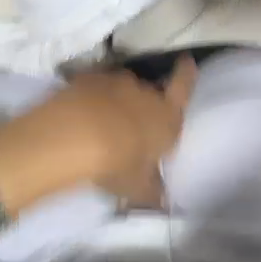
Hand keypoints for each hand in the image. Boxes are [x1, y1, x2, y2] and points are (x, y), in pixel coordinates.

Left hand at [0, 57, 198, 210]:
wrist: (74, 135)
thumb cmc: (118, 163)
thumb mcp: (138, 187)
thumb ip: (152, 191)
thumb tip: (161, 201)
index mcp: (167, 117)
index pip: (184, 87)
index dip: (186, 74)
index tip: (186, 60)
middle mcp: (145, 93)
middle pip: (148, 92)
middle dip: (141, 104)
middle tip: (129, 124)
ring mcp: (114, 82)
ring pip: (119, 88)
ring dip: (114, 100)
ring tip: (99, 121)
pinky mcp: (86, 78)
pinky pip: (93, 87)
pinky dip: (89, 98)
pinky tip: (78, 114)